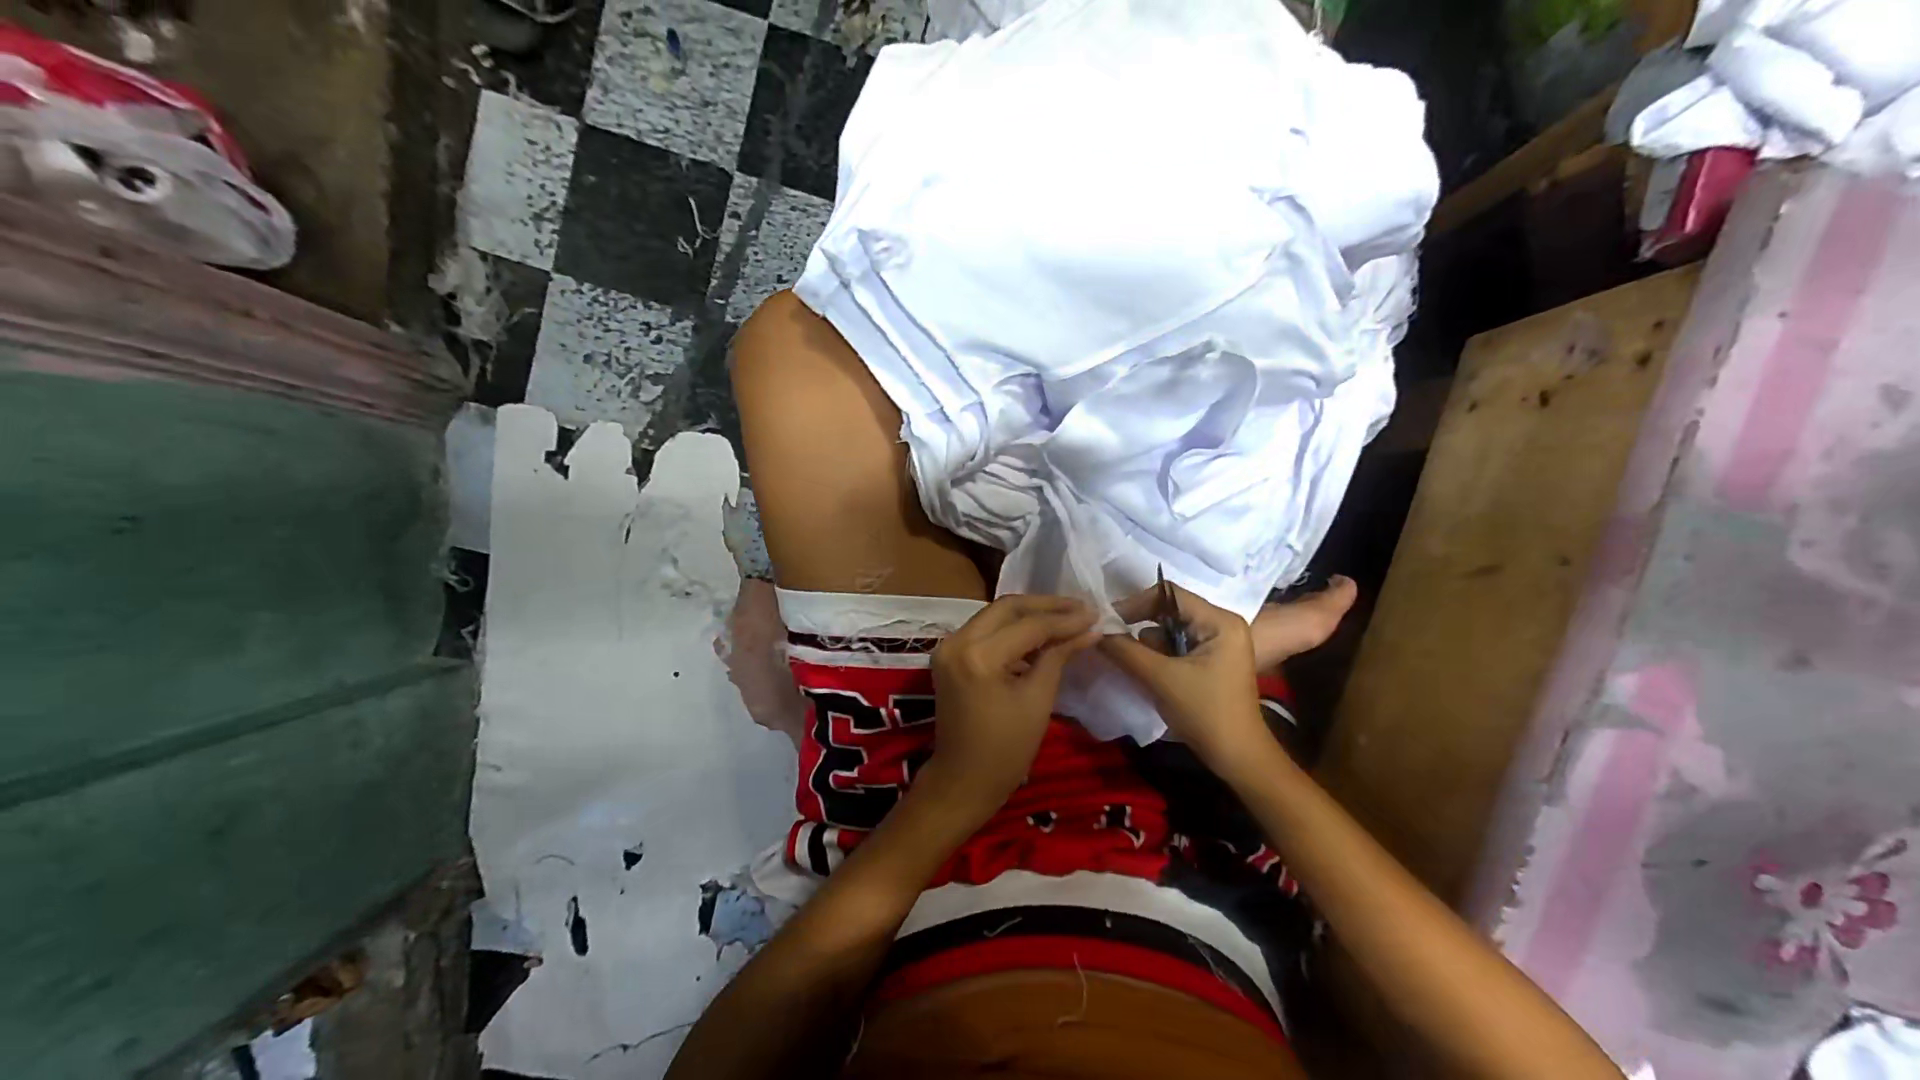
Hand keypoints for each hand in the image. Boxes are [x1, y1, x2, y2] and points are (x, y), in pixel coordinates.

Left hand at [926, 595, 1100, 816]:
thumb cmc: (1006, 750)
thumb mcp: (1038, 700)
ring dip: (1029, 615)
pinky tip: (1040, 635)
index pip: (1029, 625)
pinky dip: (1012, 630)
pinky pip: (984, 631)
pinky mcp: (949, 655)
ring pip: (994, 615)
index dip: (1065, 619)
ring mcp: (948, 647)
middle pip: (1007, 608)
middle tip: (1081, 608)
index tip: (1095, 613)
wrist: (962, 781)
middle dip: (1046, 606)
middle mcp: (957, 642)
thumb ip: (1059, 656)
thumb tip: (1089, 629)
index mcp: (978, 656)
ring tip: (1067, 618)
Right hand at [1099, 578, 1354, 773]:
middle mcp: (1222, 624)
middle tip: (1113, 639)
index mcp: (1220, 621)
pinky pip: (1177, 646)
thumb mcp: (1160, 678)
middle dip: (1140, 624)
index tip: (1109, 621)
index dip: (1136, 603)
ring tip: (1132, 661)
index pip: (1170, 594)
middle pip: (1170, 610)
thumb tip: (1095, 631)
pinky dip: (1158, 654)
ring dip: (1148, 643)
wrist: (1236, 757)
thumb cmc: (1204, 713)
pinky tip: (1146, 670)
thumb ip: (1125, 650)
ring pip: (1171, 629)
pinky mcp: (1212, 661)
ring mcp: (1219, 643)